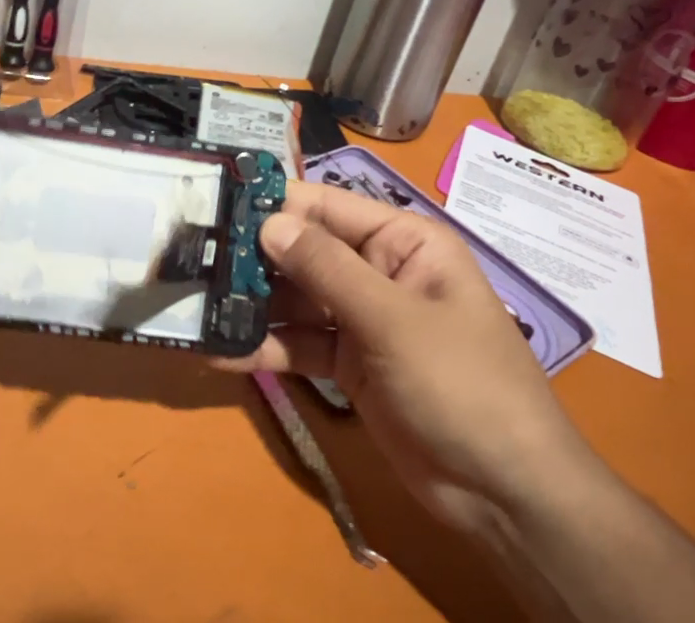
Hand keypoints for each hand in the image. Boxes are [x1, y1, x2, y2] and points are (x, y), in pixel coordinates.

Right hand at [220, 181, 595, 532]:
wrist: (504, 490)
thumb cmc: (462, 385)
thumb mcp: (394, 321)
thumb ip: (328, 270)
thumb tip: (269, 223)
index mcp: (404, 242)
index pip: (328, 207)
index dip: (274, 204)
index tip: (213, 204)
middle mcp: (380, 271)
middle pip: (306, 253)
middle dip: (253, 258)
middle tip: (190, 260)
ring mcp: (363, 321)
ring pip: (296, 300)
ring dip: (251, 304)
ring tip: (193, 305)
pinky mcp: (349, 365)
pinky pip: (300, 345)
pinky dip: (265, 347)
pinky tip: (219, 351)